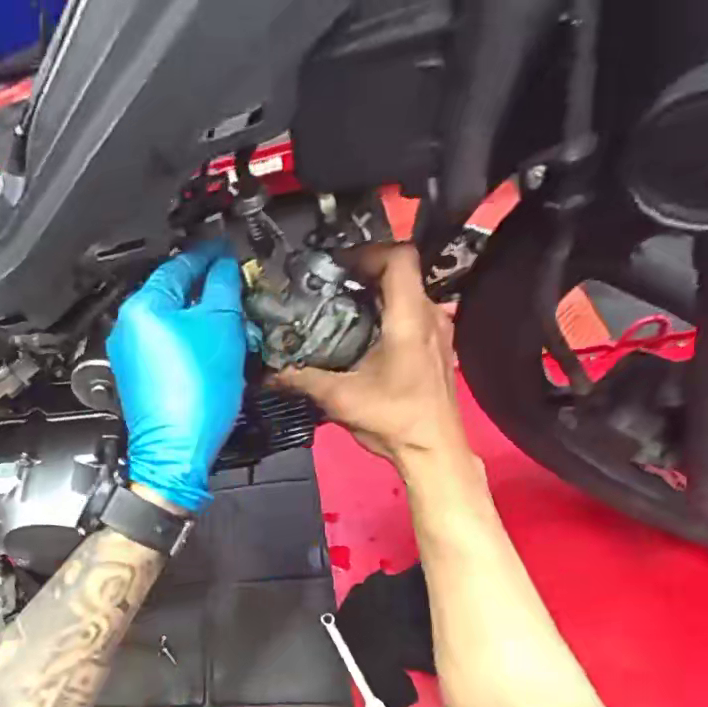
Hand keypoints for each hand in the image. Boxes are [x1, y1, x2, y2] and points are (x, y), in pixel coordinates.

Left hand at [106, 241, 249, 512]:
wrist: (176, 453)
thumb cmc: (194, 398)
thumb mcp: (221, 329)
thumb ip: (223, 288)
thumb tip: (224, 267)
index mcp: (142, 307)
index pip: (181, 265)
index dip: (210, 257)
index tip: (226, 252)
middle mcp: (128, 328)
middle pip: (172, 293)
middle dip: (205, 289)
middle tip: (232, 286)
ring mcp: (131, 356)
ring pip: (170, 321)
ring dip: (198, 317)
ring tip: (226, 320)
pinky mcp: (140, 379)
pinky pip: (166, 347)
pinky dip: (188, 341)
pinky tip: (209, 350)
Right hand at [270, 244, 464, 465]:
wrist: (434, 452)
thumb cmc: (394, 421)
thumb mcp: (341, 399)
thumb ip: (303, 380)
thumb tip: (269, 373)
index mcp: (410, 319)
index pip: (399, 258)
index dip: (367, 252)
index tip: (337, 267)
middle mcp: (430, 317)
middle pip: (401, 273)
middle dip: (365, 273)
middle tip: (332, 287)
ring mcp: (439, 332)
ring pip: (408, 294)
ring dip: (377, 295)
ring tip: (344, 310)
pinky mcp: (438, 348)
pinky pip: (413, 314)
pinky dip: (388, 314)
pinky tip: (365, 338)